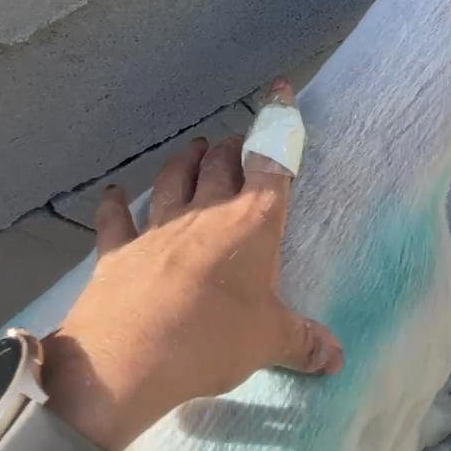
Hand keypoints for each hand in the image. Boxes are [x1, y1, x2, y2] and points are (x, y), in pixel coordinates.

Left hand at [43, 82, 343, 450]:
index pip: (272, 158)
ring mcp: (159, 227)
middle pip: (221, 162)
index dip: (278, 120)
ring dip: (186, 160)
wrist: (125, 362)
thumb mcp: (268, 341)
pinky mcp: (118, 251)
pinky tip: (111, 193)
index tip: (279, 89)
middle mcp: (208, 211)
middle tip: (237, 144)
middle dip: (232, 147)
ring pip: (174, 178)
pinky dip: (113, 205)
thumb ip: (304, 342)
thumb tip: (339, 359)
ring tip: (195, 147)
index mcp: (253, 220)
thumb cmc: (210, 338)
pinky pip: (115, 220)